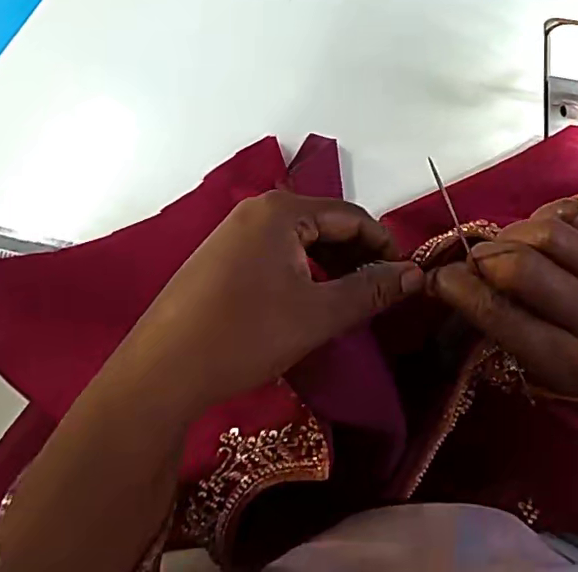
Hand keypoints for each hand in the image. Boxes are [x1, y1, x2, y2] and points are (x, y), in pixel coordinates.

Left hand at [114, 190, 424, 412]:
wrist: (163, 368)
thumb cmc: (244, 335)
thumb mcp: (317, 315)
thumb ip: (370, 291)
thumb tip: (414, 275)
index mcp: (281, 210)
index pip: (351, 215)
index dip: (384, 245)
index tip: (408, 278)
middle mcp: (256, 208)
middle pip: (324, 223)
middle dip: (358, 255)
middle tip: (385, 293)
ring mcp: (234, 229)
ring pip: (300, 238)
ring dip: (331, 264)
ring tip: (353, 299)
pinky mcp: (222, 254)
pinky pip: (276, 250)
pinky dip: (302, 269)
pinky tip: (311, 298)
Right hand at [429, 198, 577, 417]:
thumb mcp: (537, 378)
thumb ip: (491, 335)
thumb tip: (442, 293)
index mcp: (571, 363)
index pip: (502, 315)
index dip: (461, 291)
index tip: (439, 280)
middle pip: (523, 267)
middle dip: (483, 260)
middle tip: (472, 265)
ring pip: (547, 232)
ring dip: (511, 234)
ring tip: (503, 247)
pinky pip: (574, 213)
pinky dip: (544, 215)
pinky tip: (535, 234)